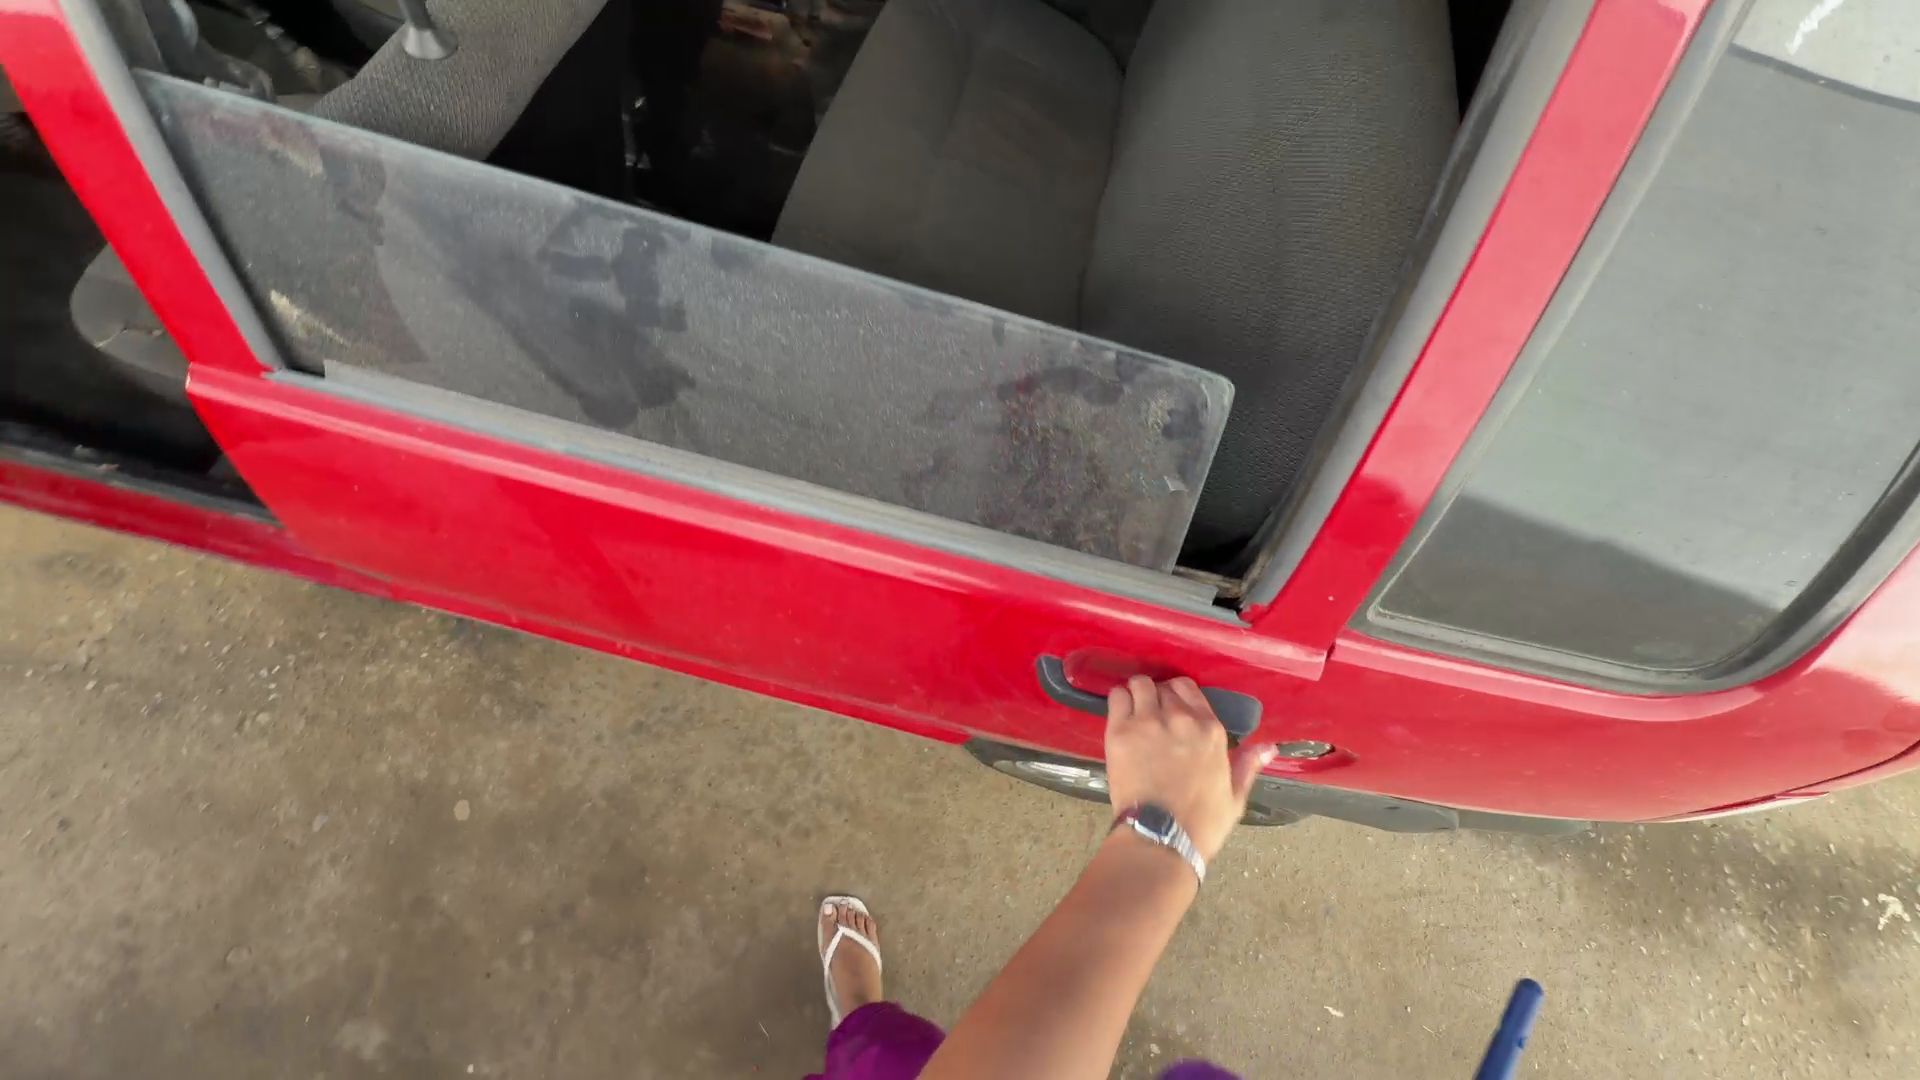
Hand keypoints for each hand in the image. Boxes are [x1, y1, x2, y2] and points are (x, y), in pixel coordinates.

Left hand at [1104, 676, 1275, 861]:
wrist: (1162, 836)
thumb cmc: (1202, 822)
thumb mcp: (1235, 796)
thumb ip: (1248, 765)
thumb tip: (1269, 747)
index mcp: (1210, 729)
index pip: (1189, 688)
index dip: (1177, 695)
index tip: (1172, 707)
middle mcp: (1181, 717)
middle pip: (1163, 687)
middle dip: (1157, 696)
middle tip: (1151, 714)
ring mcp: (1148, 721)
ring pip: (1139, 685)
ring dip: (1136, 694)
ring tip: (1133, 710)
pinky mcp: (1120, 730)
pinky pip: (1117, 697)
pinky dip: (1118, 701)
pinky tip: (1119, 714)